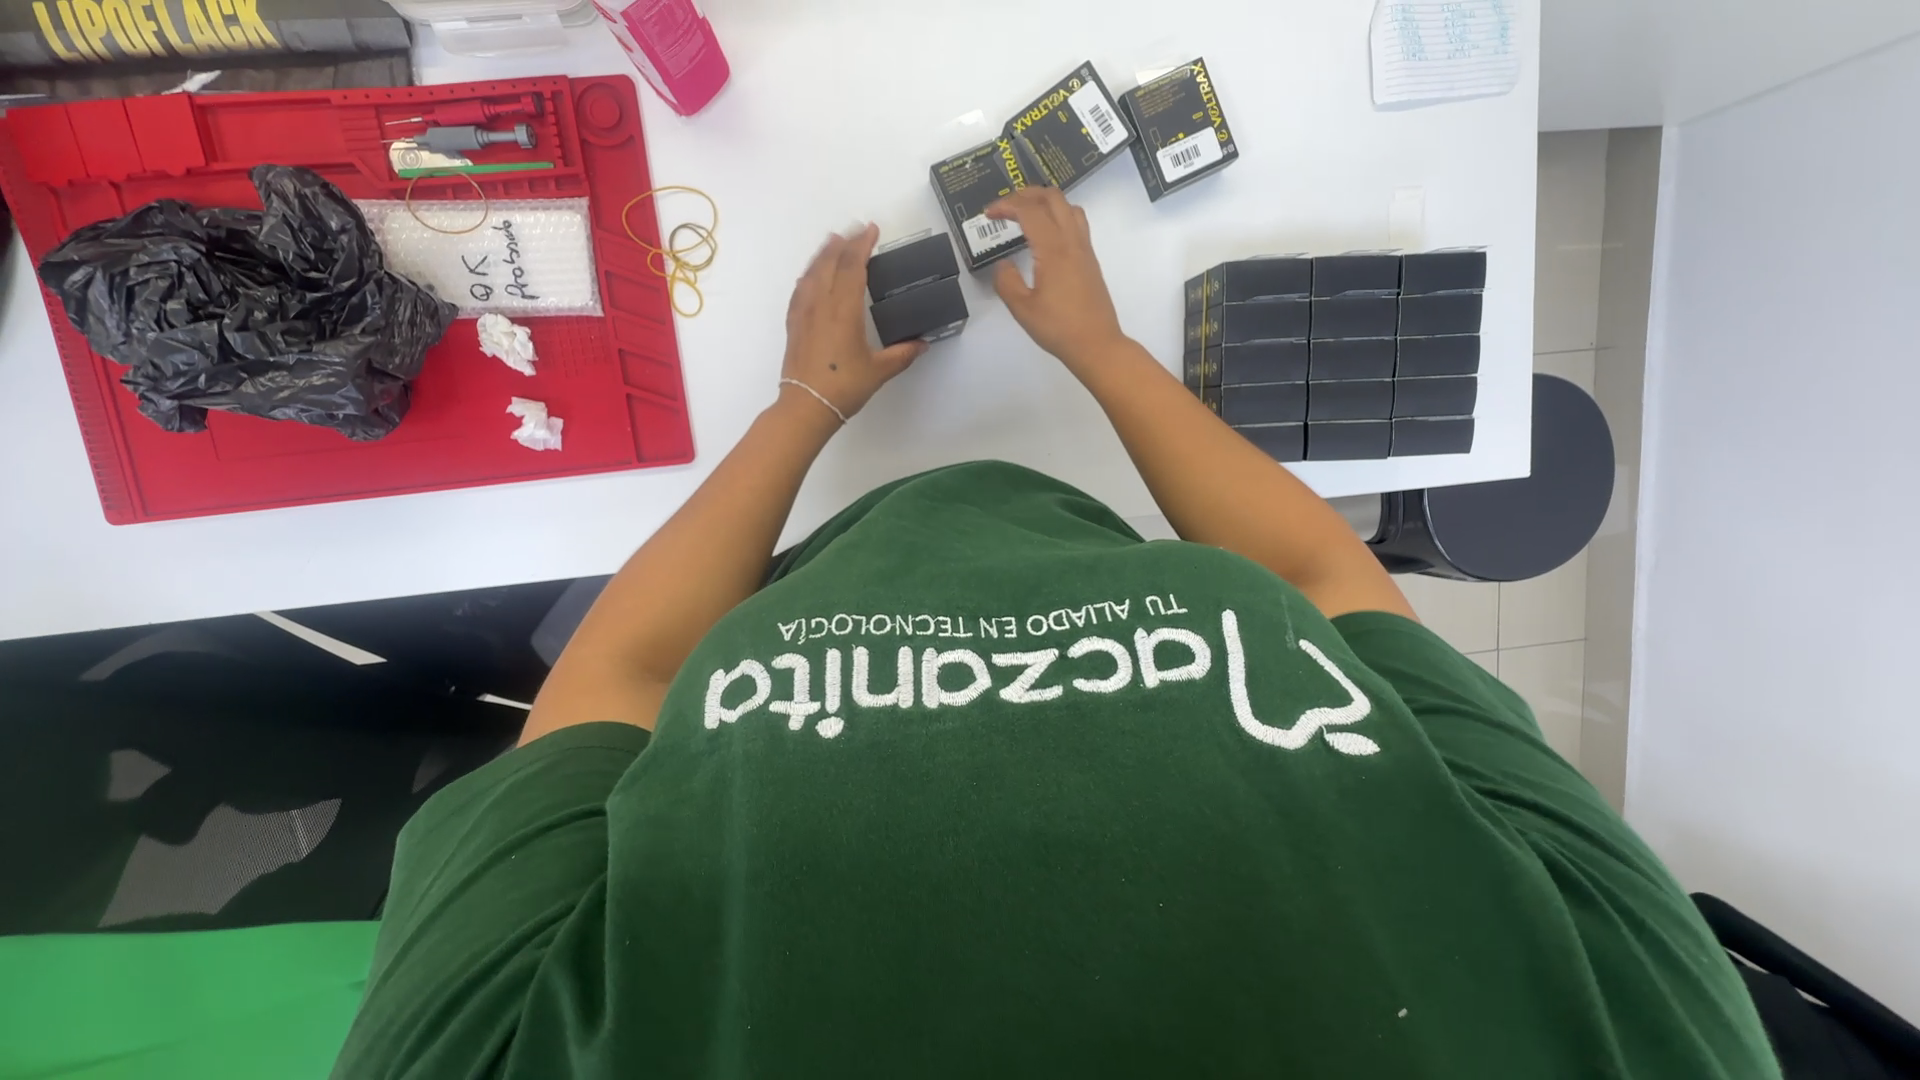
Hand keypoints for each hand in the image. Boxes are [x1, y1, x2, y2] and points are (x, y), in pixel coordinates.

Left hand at [779, 224, 925, 424]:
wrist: (806, 405)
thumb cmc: (844, 387)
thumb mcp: (879, 371)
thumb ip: (902, 354)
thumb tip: (922, 344)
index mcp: (844, 310)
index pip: (853, 266)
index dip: (863, 245)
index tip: (871, 230)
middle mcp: (821, 304)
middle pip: (830, 262)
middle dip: (844, 243)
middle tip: (855, 230)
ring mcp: (804, 312)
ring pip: (812, 272)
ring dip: (824, 254)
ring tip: (833, 241)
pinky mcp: (794, 324)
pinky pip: (800, 289)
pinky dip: (809, 274)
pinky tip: (811, 274)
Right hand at [985, 187, 1129, 372]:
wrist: (1096, 344)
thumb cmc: (1058, 328)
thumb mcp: (1022, 309)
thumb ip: (1007, 282)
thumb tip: (1003, 265)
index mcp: (1053, 250)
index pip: (1029, 211)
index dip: (1006, 205)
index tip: (988, 213)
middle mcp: (1072, 242)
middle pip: (1052, 198)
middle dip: (1026, 194)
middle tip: (1006, 206)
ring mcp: (1085, 249)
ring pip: (1069, 206)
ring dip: (1046, 202)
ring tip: (1027, 214)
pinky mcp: (1090, 260)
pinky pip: (1077, 223)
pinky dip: (1058, 215)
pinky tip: (1046, 234)